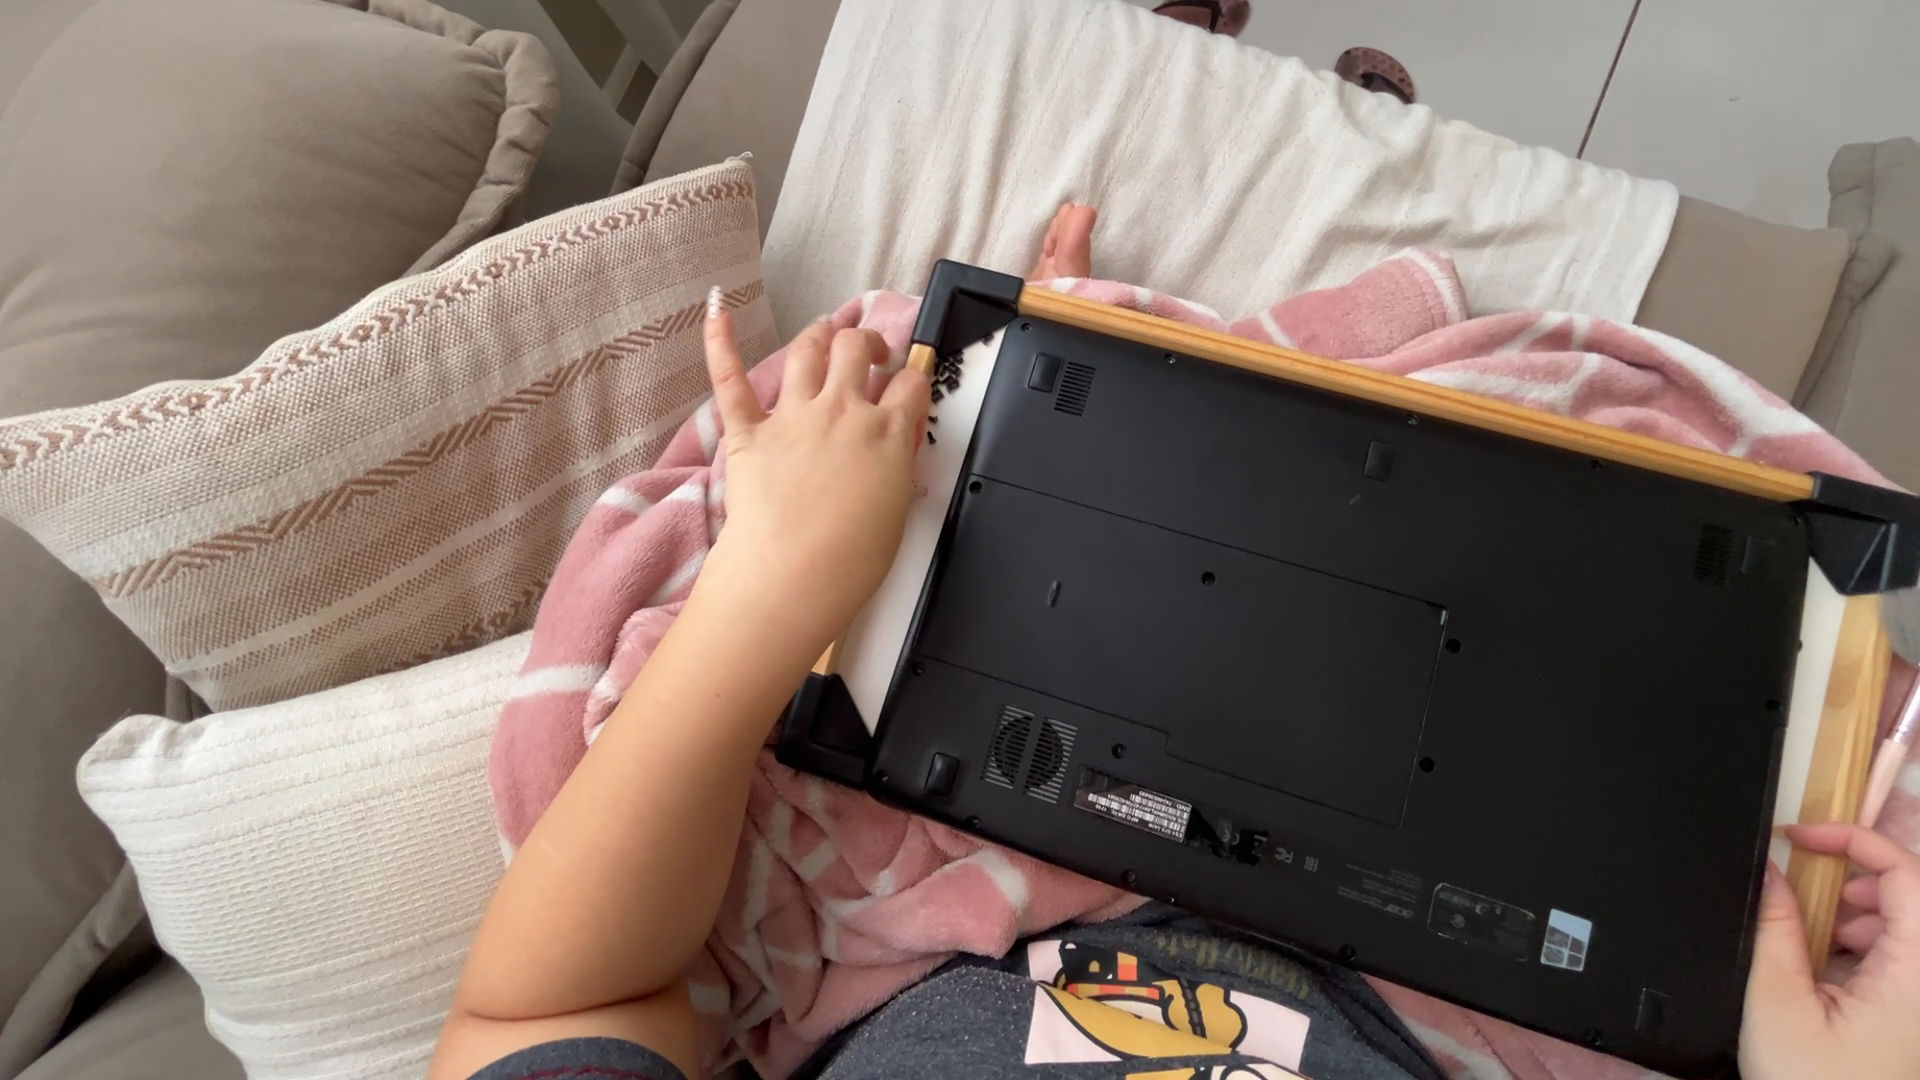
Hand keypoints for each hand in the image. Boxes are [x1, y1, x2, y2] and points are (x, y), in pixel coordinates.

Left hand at [695, 295, 930, 657]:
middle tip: (870, 354)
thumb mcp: (898, 511)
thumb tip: (892, 455)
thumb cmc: (852, 559)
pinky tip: (716, 311)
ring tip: (825, 332)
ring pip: (809, 349)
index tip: (910, 383)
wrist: (794, 575)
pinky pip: (731, 380)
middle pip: (856, 348)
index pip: (910, 385)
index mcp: (886, 434)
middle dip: (867, 342)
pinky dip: (720, 343)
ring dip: (820, 333)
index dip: (914, 379)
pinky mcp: (751, 433)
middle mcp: (843, 412)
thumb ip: (896, 471)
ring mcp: (794, 417)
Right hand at [1741, 823, 1919, 1079]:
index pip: (1911, 878)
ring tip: (1813, 936)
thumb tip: (1770, 869)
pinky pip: (1910, 957)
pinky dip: (1873, 943)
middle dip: (1857, 877)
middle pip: (1917, 898)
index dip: (1855, 840)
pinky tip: (1835, 965)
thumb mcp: (1777, 998)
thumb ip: (1775, 926)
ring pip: (1915, 926)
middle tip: (1801, 889)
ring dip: (1864, 913)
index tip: (1796, 836)